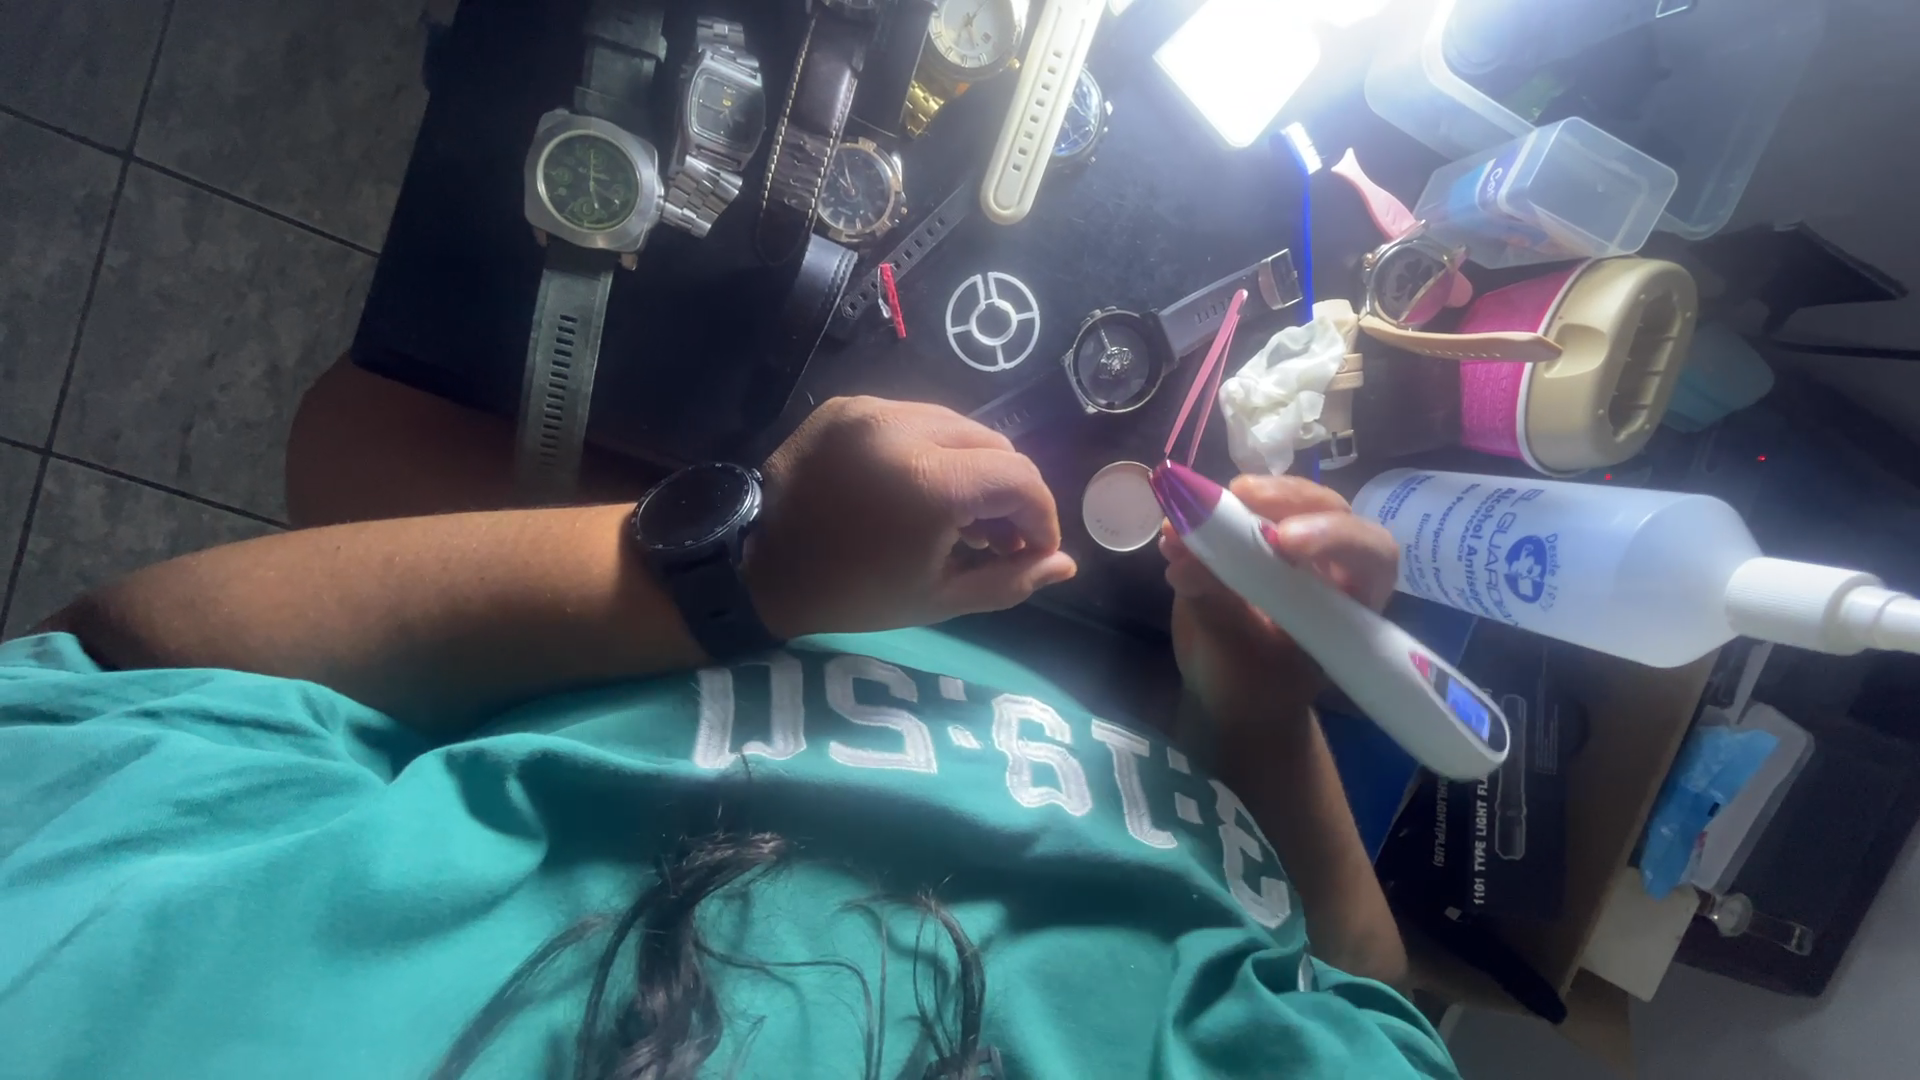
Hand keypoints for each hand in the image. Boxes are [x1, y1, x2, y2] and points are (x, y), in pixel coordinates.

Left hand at [745, 396, 1077, 636]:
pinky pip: (915, 419)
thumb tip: (1065, 565)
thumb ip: (1009, 580)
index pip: (1020, 479)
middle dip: (1008, 492)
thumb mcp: (938, 598)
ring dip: (973, 467)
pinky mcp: (848, 405)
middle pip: (995, 445)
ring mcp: (873, 409)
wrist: (756, 567)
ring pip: (958, 426)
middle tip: (997, 537)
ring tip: (958, 515)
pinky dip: (932, 450)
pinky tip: (918, 487)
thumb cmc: (852, 594)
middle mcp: (906, 427)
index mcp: (931, 482)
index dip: (1040, 515)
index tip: (1032, 548)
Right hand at [1160, 475, 1398, 730]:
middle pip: (1323, 508)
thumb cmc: (1255, 689)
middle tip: (1237, 497)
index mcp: (1350, 597)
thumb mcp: (1237, 657)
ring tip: (1190, 510)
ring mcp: (1284, 549)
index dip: (1333, 535)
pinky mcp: (1244, 543)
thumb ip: (1215, 607)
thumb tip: (1182, 562)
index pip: (1369, 551)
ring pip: (1279, 502)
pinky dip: (1198, 516)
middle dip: (1282, 498)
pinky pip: (1230, 516)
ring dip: (1235, 500)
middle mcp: (1326, 563)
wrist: (1233, 700)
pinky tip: (1169, 530)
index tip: (1285, 542)